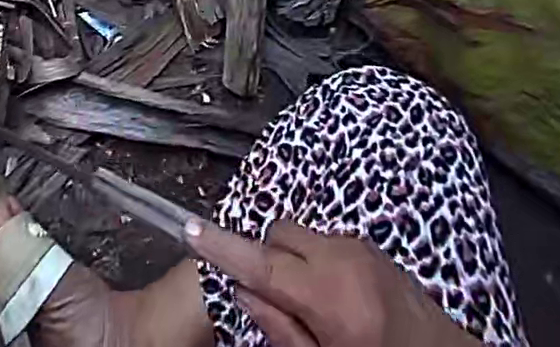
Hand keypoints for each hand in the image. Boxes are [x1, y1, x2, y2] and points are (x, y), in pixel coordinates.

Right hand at [184, 218, 477, 346]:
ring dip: (291, 260)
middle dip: (266, 259)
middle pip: (277, 235)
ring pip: (298, 235)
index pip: (263, 265)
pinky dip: (313, 260)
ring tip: (314, 306)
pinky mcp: (370, 245)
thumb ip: (280, 329)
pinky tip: (334, 297)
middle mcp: (345, 261)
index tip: (189, 229)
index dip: (222, 248)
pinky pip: (321, 240)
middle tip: (279, 303)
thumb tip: (242, 287)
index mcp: (334, 302)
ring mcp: (361, 248)